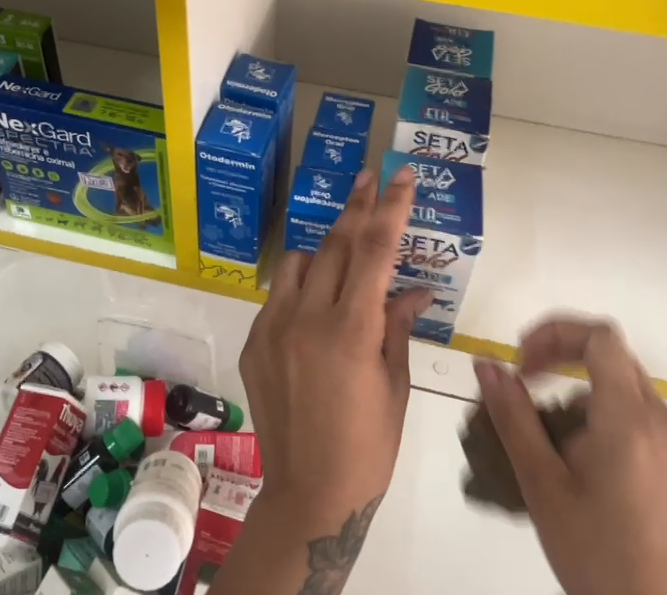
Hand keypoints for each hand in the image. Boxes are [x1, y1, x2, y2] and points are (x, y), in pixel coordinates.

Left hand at [239, 164, 435, 524]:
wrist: (309, 491)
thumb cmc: (368, 443)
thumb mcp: (395, 383)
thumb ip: (397, 325)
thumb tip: (413, 289)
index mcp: (351, 331)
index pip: (375, 251)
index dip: (390, 207)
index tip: (400, 174)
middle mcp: (306, 319)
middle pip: (334, 244)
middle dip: (356, 208)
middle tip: (369, 179)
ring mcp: (273, 328)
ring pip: (298, 262)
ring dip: (324, 248)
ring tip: (343, 250)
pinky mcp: (253, 341)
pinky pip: (278, 294)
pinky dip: (301, 286)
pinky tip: (316, 303)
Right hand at [473, 318, 666, 594]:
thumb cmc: (592, 549)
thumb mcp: (541, 482)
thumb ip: (513, 416)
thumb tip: (486, 364)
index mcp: (628, 418)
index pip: (600, 337)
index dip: (555, 333)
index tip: (522, 363)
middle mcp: (660, 420)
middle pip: (612, 354)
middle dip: (562, 354)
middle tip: (524, 379)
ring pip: (623, 384)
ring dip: (579, 384)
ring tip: (543, 426)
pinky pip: (636, 413)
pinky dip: (600, 410)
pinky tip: (574, 454)